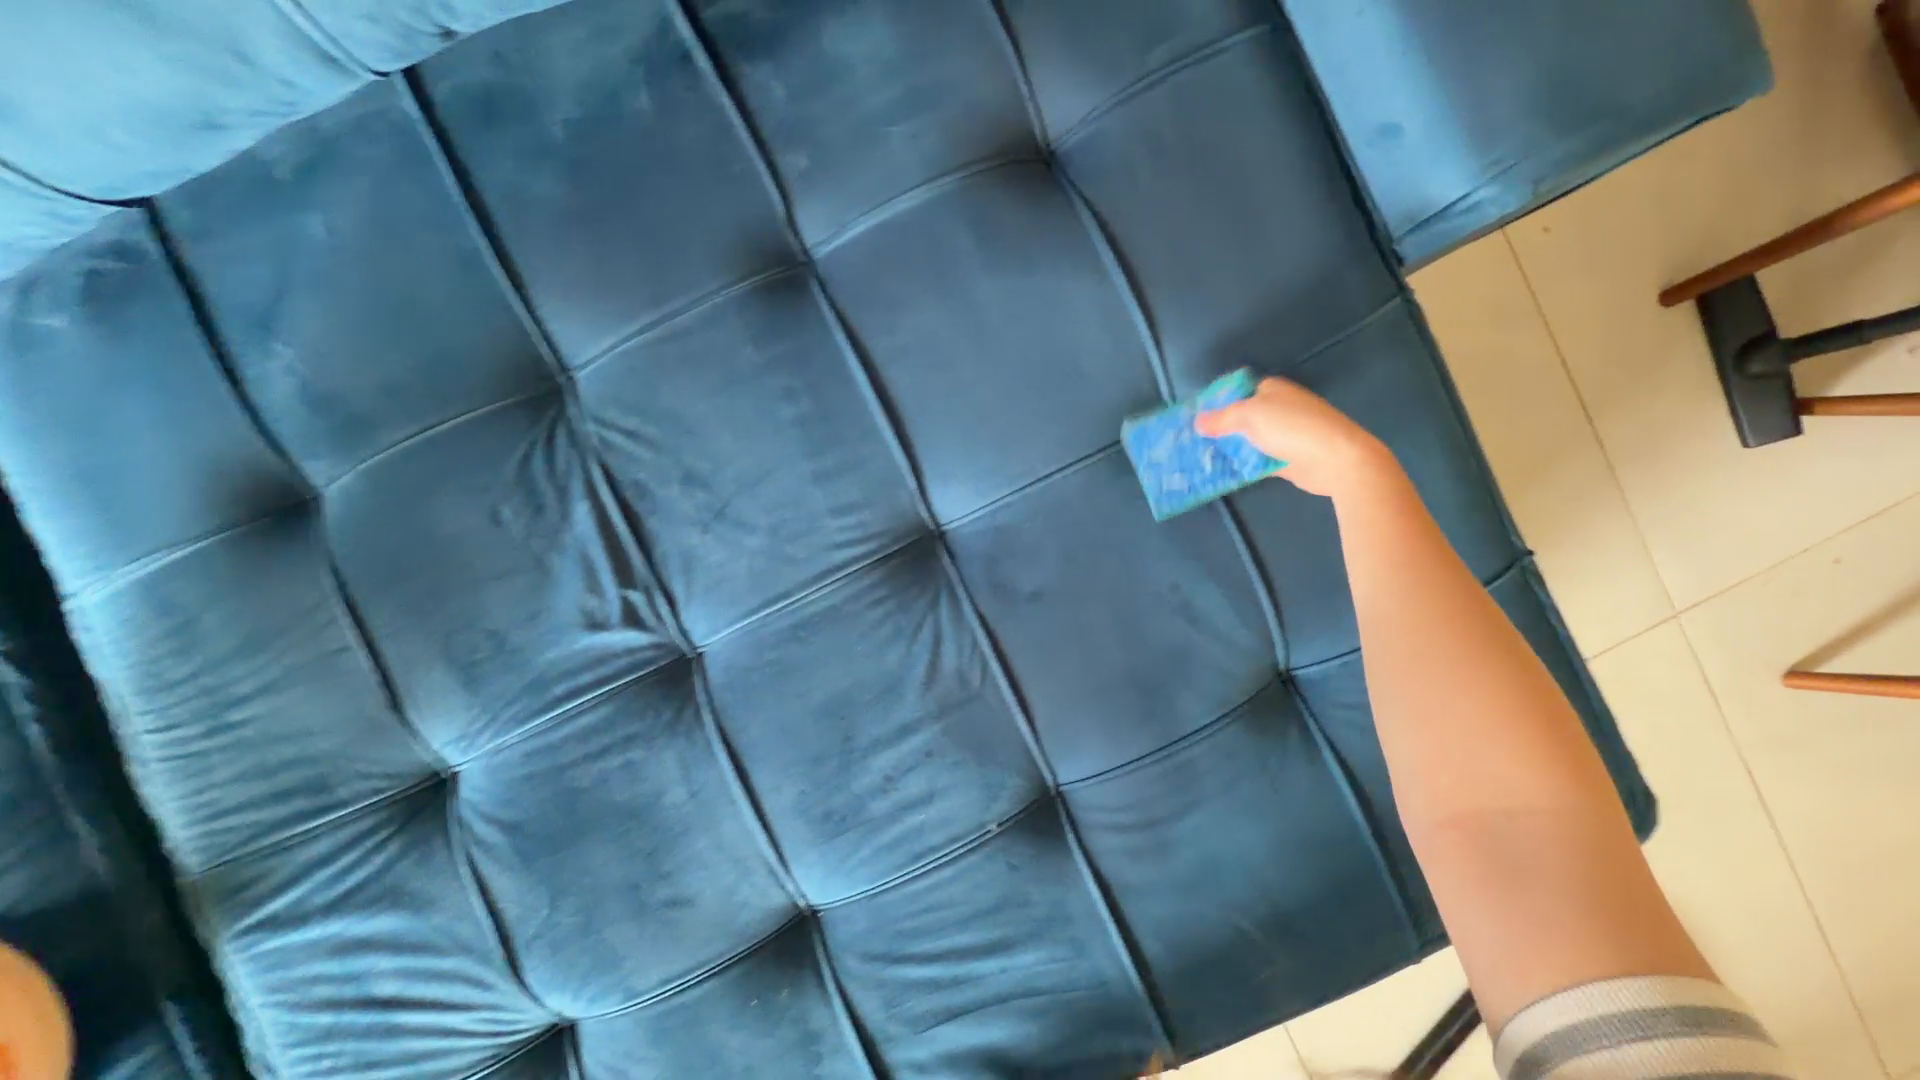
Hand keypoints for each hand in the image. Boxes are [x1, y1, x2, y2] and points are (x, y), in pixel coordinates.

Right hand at [1195, 376, 1397, 498]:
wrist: (1337, 460)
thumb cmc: (1293, 428)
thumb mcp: (1250, 415)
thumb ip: (1222, 418)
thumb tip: (1197, 421)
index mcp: (1272, 390)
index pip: (1239, 391)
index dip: (1217, 403)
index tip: (1195, 418)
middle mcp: (1279, 409)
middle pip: (1242, 418)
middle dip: (1220, 429)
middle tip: (1193, 442)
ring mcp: (1285, 435)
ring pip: (1249, 441)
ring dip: (1230, 450)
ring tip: (1202, 459)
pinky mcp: (1288, 459)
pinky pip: (1258, 461)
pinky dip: (1244, 466)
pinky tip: (1224, 473)